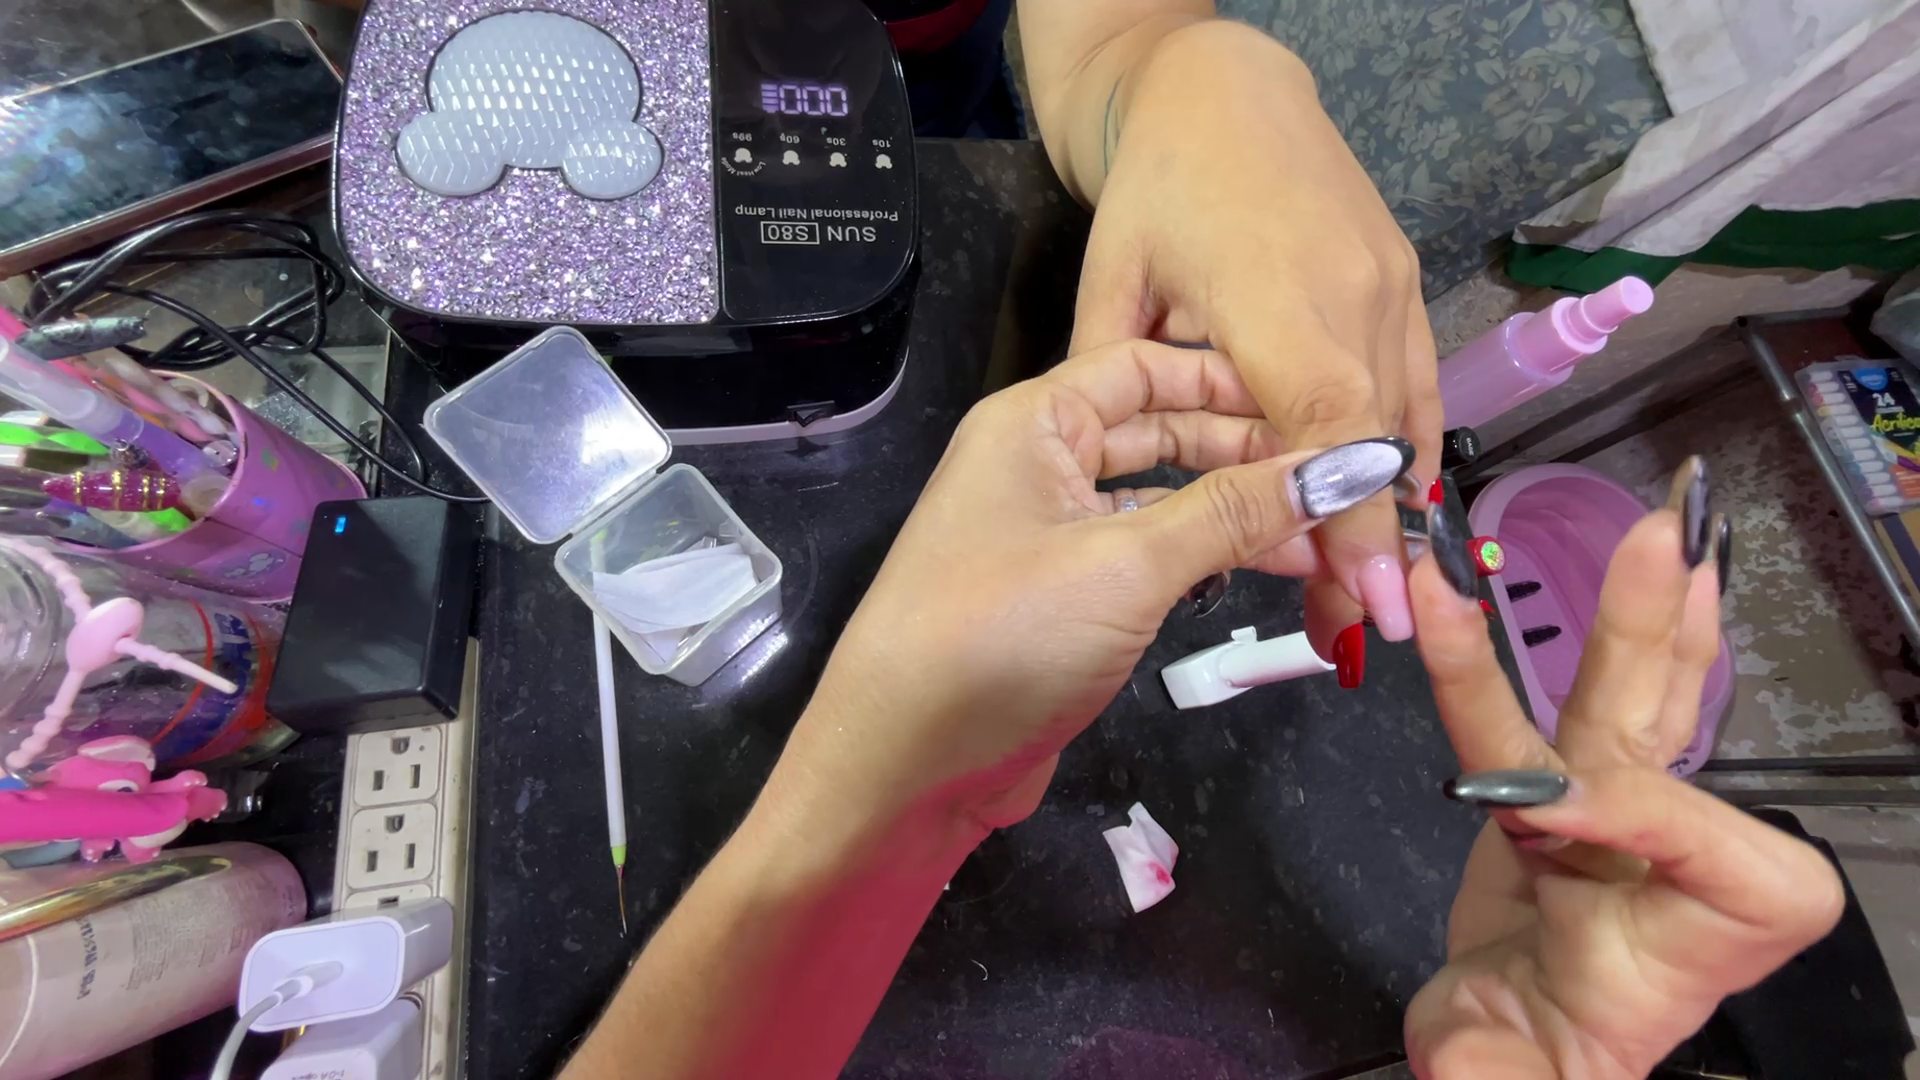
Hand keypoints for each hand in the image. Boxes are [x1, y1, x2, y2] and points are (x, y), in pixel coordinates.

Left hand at [782, 338, 1411, 832]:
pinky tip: (1266, 571)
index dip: (1233, 381)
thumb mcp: (1126, 563)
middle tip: (1346, 485)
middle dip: (1248, 456)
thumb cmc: (1004, 634)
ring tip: (1330, 541)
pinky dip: (1200, 560)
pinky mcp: (1062, 596)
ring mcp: (1048, 534)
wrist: (907, 761)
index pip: (1146, 365)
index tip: (1324, 406)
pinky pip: (1143, 557)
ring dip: (1235, 515)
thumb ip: (1236, 510)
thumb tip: (1353, 464)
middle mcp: (1038, 464)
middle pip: (1158, 433)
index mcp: (1034, 422)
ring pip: (1157, 501)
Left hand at [1067, 21, 1441, 659]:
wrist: (1224, 89)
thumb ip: (1124, 379)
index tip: (1362, 594)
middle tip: (1364, 623)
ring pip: (1407, 413)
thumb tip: (1130, 463)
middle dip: (1371, 536)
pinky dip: (1405, 446)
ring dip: (1393, 502)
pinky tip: (1389, 502)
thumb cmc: (1153, 190)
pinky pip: (1413, 381)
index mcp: (1270, 298)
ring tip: (1373, 585)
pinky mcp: (1400, 280)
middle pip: (1374, 435)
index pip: (1323, 422)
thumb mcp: (1110, 286)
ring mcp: (1389, 283)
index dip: (1345, 512)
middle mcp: (1351, 294)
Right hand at [1405, 460, 1843, 1077]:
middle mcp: (1657, 861)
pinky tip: (1593, 580)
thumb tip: (1471, 1063)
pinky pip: (1572, 702)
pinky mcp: (1560, 788)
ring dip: (1630, 612)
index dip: (1635, 812)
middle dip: (1663, 641)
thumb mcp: (1498, 1077)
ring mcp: (1608, 815)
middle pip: (1677, 741)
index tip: (1533, 807)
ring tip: (1653, 527)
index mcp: (1673, 945)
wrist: (1510, 1041)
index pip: (1718, 860)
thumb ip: (1499, 1073)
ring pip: (1630, 699)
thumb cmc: (1515, 1066)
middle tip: (1664, 544)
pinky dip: (1573, 640)